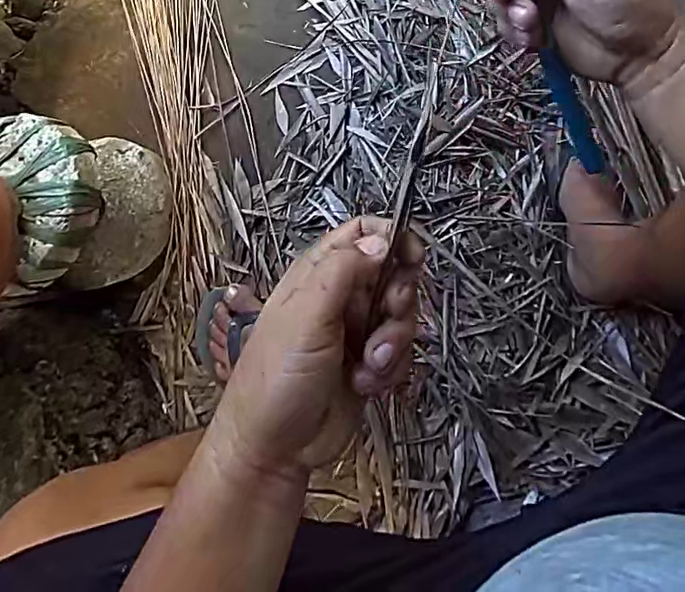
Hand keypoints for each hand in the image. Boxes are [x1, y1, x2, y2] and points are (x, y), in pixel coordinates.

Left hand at [207, 217, 422, 481]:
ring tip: (369, 363)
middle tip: (388, 312)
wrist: (273, 450)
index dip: (390, 236)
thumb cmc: (273, 380)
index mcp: (319, 271)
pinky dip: (391, 367)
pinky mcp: (370, 360)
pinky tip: (365, 381)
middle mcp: (341, 294)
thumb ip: (343, 271)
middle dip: (399, 295)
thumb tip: (381, 239)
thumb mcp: (306, 316)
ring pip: (402, 313)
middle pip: (394, 270)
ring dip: (394, 340)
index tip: (411, 254)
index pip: (363, 232)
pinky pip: (401, 350)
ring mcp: (357, 328)